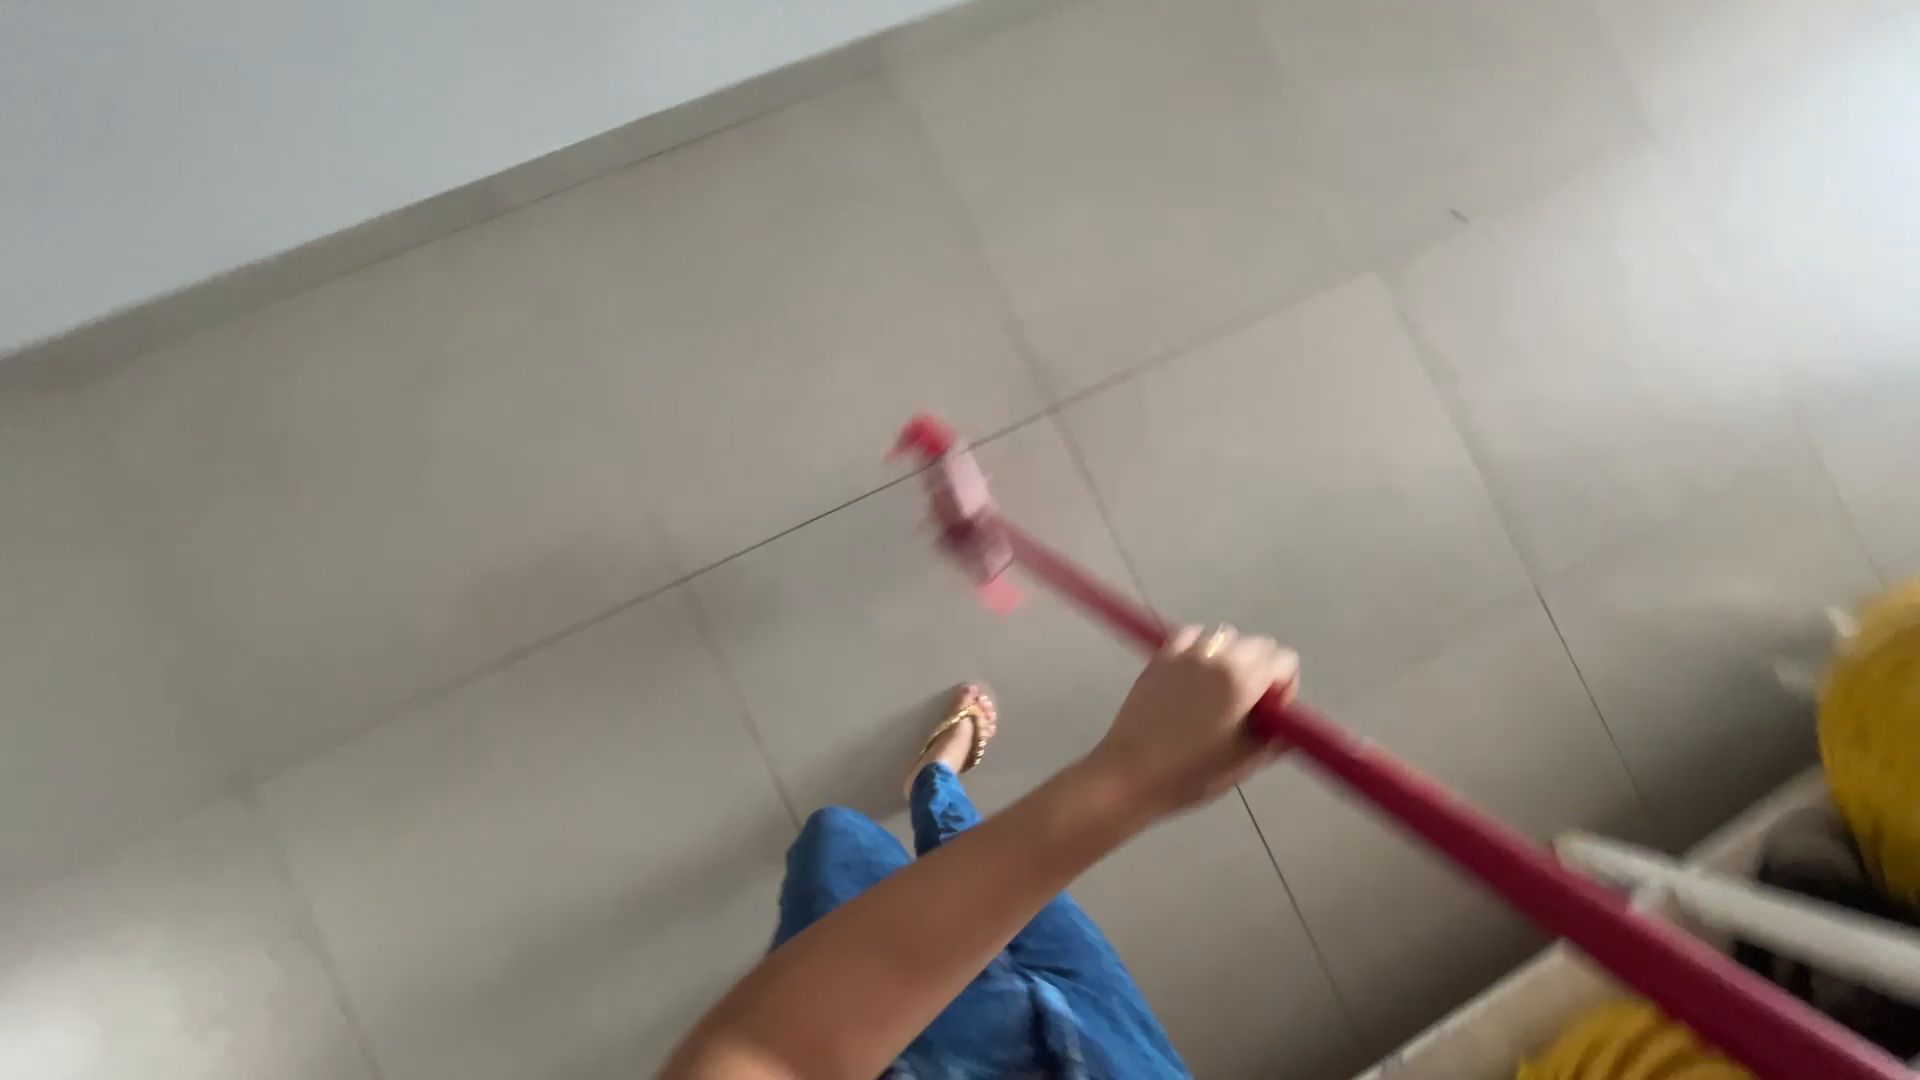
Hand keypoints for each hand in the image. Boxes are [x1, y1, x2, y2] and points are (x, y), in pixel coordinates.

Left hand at [1084, 624, 1298, 816]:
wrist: (1131, 772)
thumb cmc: (1192, 773)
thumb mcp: (1246, 762)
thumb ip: (1276, 736)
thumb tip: (1286, 721)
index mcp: (1242, 680)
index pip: (1284, 660)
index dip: (1284, 686)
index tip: (1269, 712)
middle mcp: (1216, 657)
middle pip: (1257, 645)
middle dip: (1260, 670)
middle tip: (1246, 706)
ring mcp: (1184, 653)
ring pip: (1224, 638)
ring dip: (1230, 658)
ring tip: (1216, 693)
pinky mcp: (1160, 657)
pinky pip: (1191, 636)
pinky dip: (1199, 648)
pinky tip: (1194, 675)